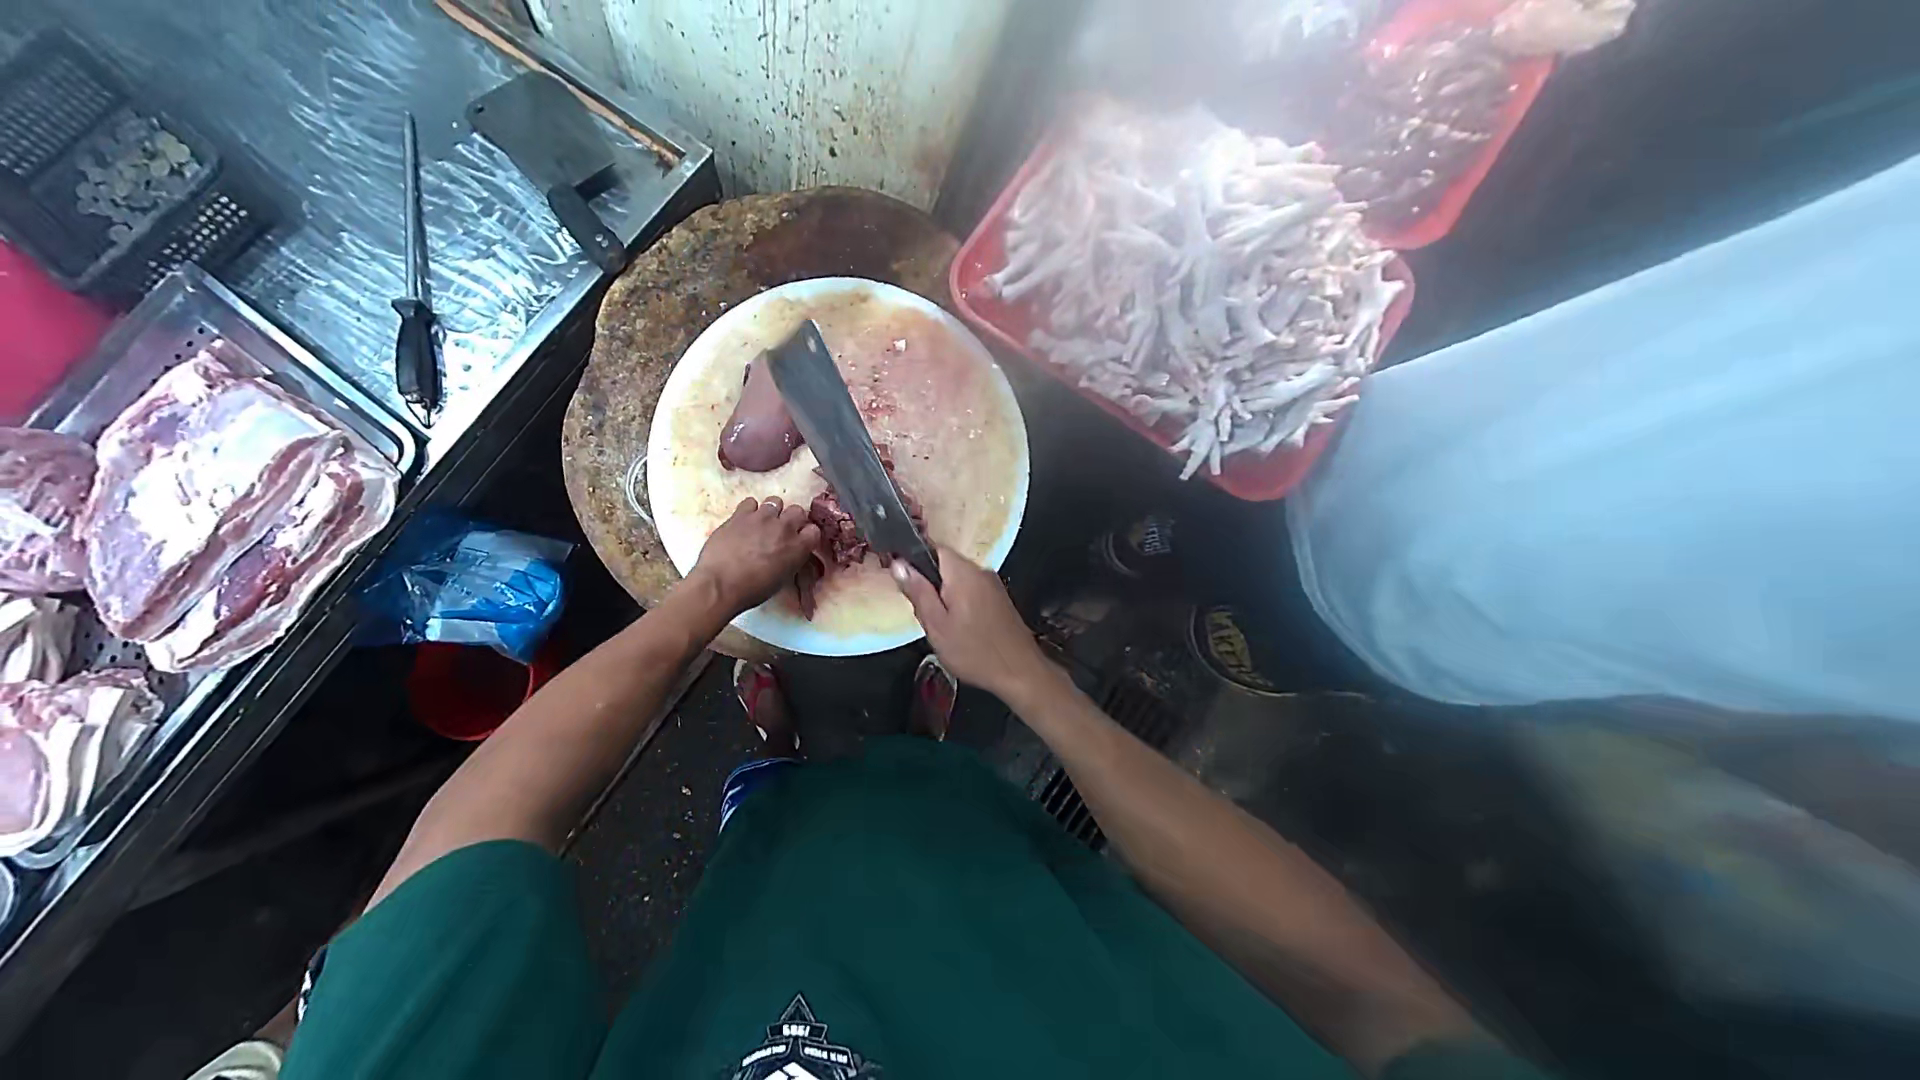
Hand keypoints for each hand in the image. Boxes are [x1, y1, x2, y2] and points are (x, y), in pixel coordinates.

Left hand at [689, 497, 821, 615]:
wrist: (721, 584)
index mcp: (798, 548)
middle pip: (797, 510)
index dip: (806, 534)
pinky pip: (750, 502)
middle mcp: (784, 528)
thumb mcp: (782, 579)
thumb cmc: (752, 590)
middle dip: (791, 518)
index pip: (813, 530)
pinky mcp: (740, 515)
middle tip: (781, 530)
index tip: (799, 539)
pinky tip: (744, 521)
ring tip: (762, 523)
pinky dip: (749, 510)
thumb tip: (788, 554)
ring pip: (775, 502)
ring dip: (772, 511)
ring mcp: (762, 518)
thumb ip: (790, 560)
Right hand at [891, 546, 1054, 701]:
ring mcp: (993, 585)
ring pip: (958, 581)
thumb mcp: (936, 624)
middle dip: (930, 585)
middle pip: (946, 566)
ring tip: (943, 627)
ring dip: (946, 598)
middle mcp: (981, 572)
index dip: (915, 560)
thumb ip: (918, 591)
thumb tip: (899, 565)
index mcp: (963, 573)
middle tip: (926, 615)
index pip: (934, 548)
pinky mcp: (999, 599)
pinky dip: (961, 605)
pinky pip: (972, 592)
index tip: (906, 581)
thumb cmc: (974, 652)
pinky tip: (961, 629)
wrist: (1019, 671)